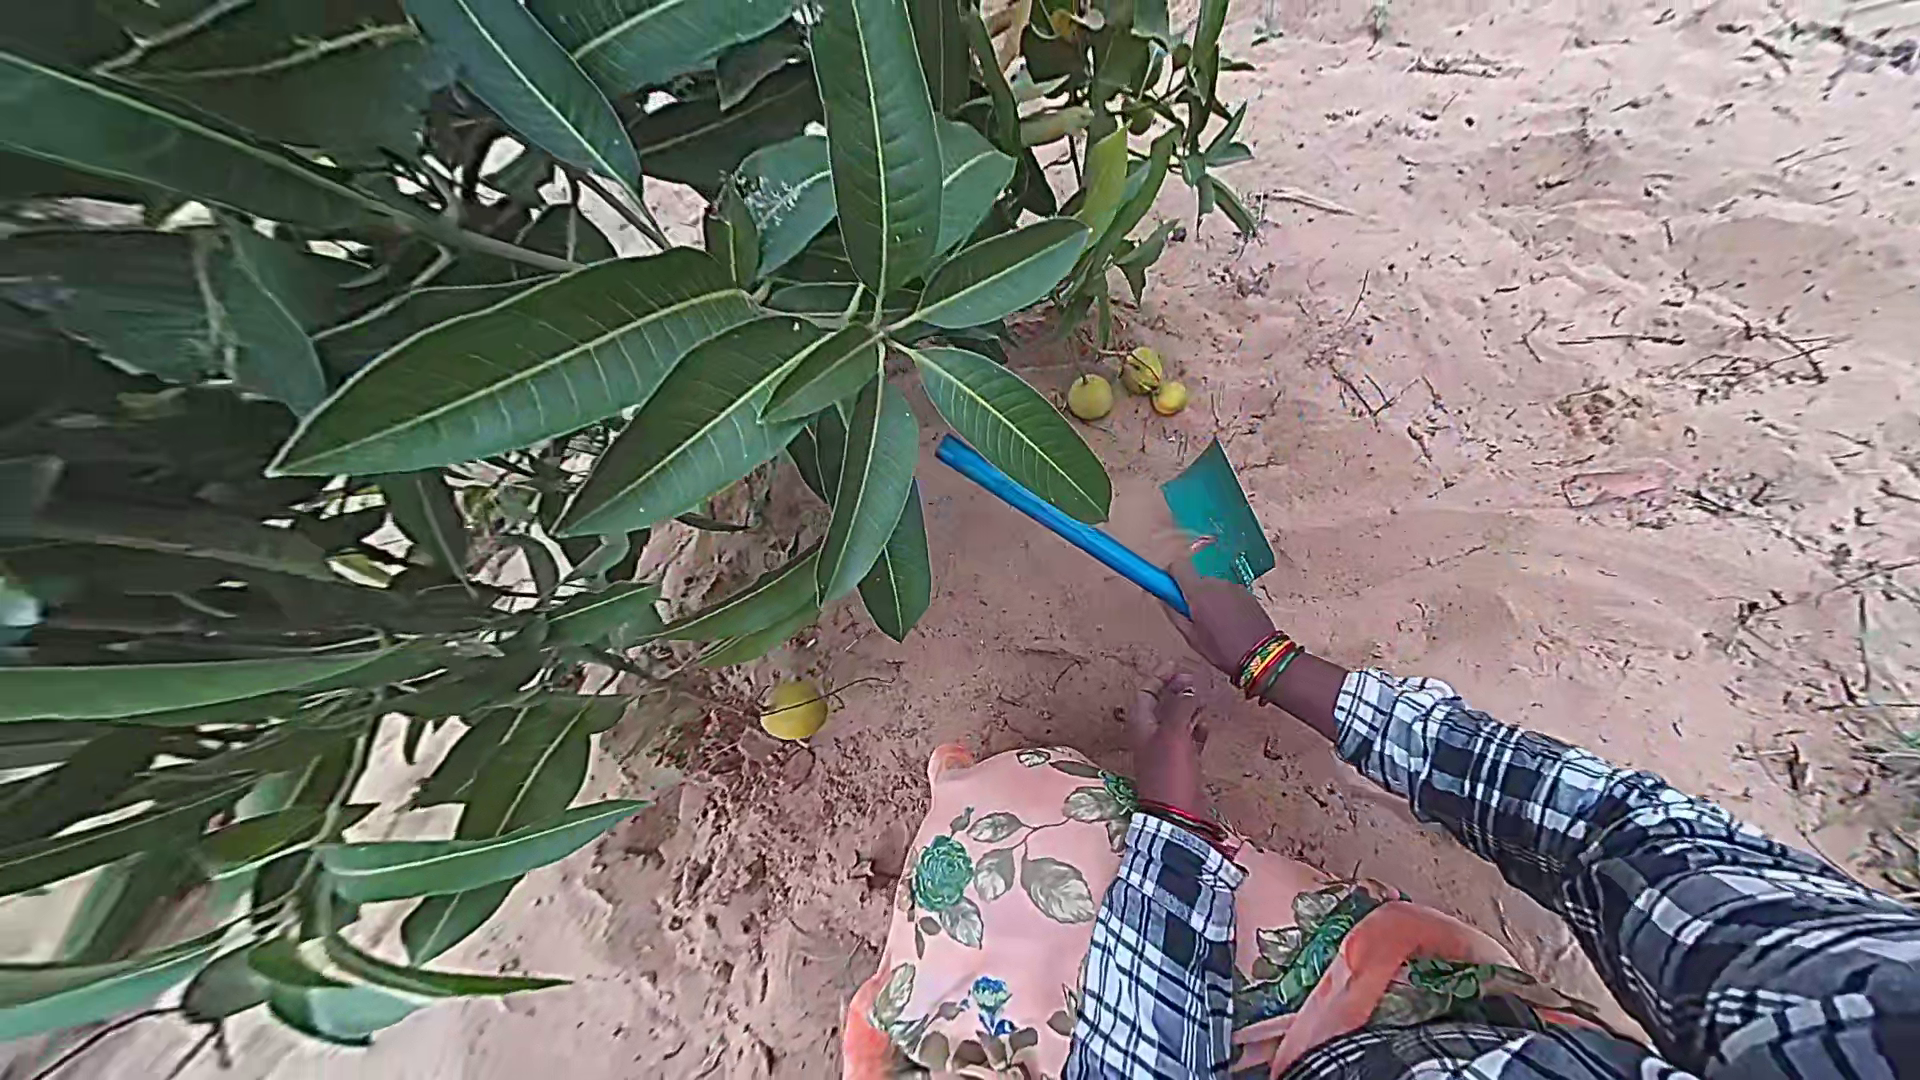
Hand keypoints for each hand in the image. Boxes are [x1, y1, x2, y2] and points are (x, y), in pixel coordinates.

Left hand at [1127, 671, 1208, 813]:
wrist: (1177, 817)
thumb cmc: (1170, 772)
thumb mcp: (1174, 733)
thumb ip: (1180, 707)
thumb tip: (1188, 687)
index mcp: (1141, 723)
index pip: (1146, 691)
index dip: (1159, 676)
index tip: (1176, 665)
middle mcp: (1149, 734)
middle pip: (1160, 703)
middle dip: (1175, 689)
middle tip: (1193, 679)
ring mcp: (1164, 750)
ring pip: (1175, 720)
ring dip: (1187, 708)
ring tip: (1203, 698)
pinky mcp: (1180, 764)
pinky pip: (1187, 739)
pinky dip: (1195, 729)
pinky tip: (1206, 726)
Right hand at [1161, 559, 1275, 678]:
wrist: (1263, 656)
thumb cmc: (1222, 649)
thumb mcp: (1191, 636)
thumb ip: (1174, 613)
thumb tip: (1163, 599)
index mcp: (1198, 591)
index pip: (1177, 566)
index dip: (1169, 575)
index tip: (1167, 588)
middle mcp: (1216, 582)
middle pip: (1195, 578)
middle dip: (1189, 592)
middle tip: (1191, 616)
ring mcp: (1234, 586)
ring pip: (1211, 586)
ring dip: (1207, 598)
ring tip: (1213, 623)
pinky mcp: (1248, 593)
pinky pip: (1226, 592)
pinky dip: (1222, 602)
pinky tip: (1228, 622)